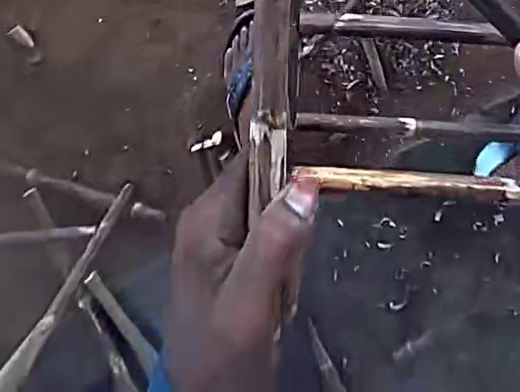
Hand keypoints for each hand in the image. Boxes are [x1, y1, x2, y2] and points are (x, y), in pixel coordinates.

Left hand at [165, 157, 317, 391]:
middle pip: (262, 186)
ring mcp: (213, 237)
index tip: (315, 187)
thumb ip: (276, 241)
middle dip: (287, 220)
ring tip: (281, 288)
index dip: (283, 167)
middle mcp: (205, 216)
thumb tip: (306, 182)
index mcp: (204, 215)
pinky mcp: (225, 259)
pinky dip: (279, 263)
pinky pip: (264, 240)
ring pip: (268, 215)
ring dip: (285, 247)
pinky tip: (277, 293)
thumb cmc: (221, 357)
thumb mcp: (251, 301)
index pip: (250, 162)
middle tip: (288, 268)